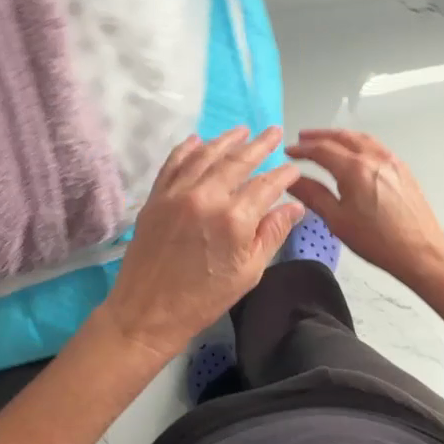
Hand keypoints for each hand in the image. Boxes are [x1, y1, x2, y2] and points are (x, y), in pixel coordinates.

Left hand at [100, 127, 303, 359]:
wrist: (147, 312)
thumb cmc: (204, 299)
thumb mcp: (249, 272)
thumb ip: (272, 233)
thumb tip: (295, 206)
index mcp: (233, 219)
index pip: (266, 186)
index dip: (283, 175)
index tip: (294, 168)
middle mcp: (205, 197)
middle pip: (237, 161)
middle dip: (259, 145)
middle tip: (274, 132)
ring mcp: (176, 194)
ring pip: (205, 156)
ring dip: (225, 141)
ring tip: (241, 131)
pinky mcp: (156, 198)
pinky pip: (173, 163)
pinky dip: (187, 149)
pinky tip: (197, 141)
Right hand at [285, 129, 443, 284]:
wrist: (420, 251)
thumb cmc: (376, 240)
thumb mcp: (337, 220)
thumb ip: (313, 195)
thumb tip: (292, 179)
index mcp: (355, 169)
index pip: (322, 150)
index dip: (302, 149)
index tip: (288, 152)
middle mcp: (374, 158)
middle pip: (343, 137)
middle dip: (320, 136)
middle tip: (302, 139)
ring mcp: (392, 162)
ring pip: (362, 139)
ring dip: (340, 137)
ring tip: (326, 141)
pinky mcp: (403, 170)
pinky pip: (377, 148)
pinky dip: (359, 144)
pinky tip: (354, 153)